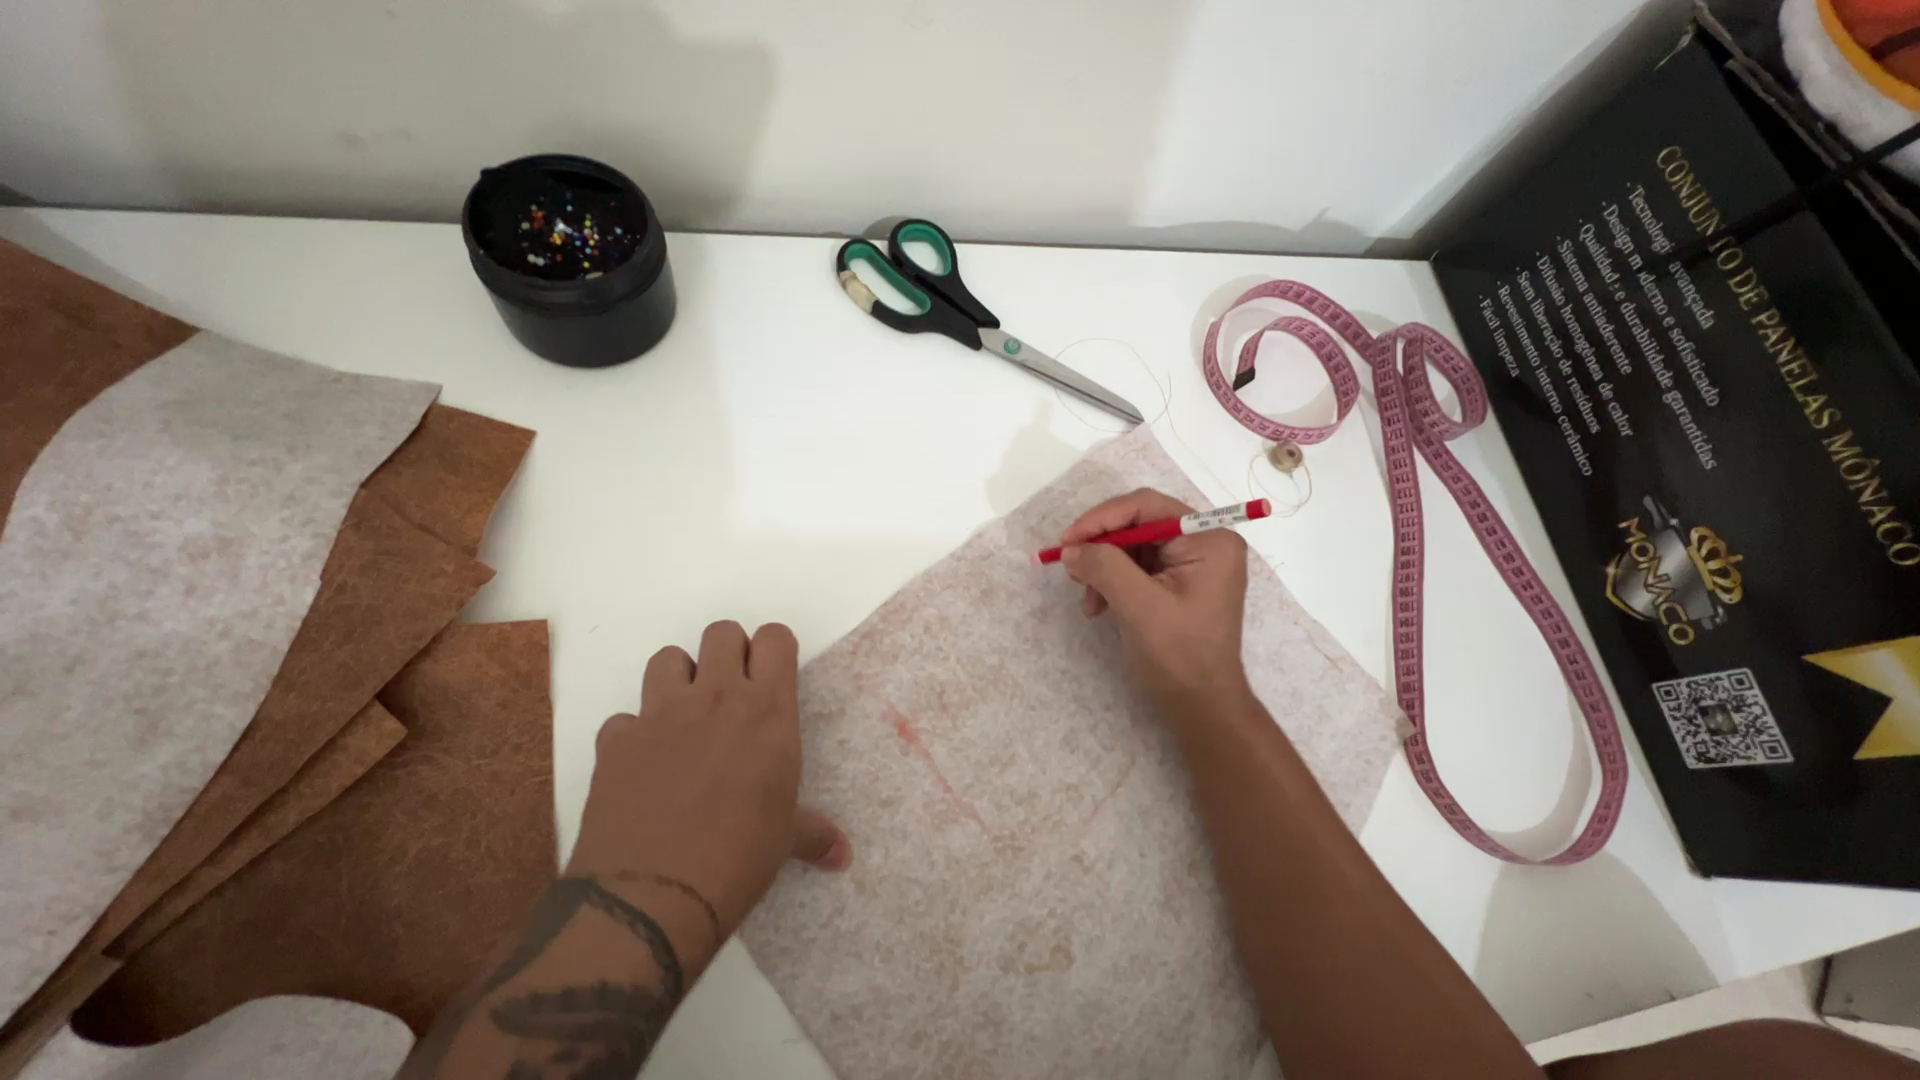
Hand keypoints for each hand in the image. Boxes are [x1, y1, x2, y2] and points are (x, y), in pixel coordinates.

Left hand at [566, 621, 848, 955]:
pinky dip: (634, 734)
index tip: (774, 676)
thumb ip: (813, 834)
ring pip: (667, 658)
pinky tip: (642, 765)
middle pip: (721, 633)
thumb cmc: (739, 857)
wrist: (651, 895)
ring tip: (686, 718)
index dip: (775, 650)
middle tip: (733, 695)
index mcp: (766, 711)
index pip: (774, 639)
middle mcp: (714, 699)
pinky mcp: (614, 742)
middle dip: (729, 652)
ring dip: (679, 679)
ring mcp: (658, 715)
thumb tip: (843, 856)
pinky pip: (623, 719)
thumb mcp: (785, 840)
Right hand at [1059, 488, 1252, 712]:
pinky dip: (1113, 583)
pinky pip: (1137, 568)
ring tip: (1088, 600)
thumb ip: (1104, 567)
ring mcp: (1193, 563)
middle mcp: (1205, 543)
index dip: (1102, 519)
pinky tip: (1098, 607)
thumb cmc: (1179, 655)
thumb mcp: (1138, 606)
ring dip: (1103, 569)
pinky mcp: (1178, 583)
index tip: (1067, 541)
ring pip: (1132, 547)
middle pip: (1138, 524)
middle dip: (1101, 547)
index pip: (1146, 506)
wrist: (1201, 704)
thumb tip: (1071, 548)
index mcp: (1208, 539)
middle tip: (1072, 569)